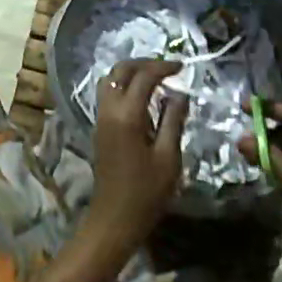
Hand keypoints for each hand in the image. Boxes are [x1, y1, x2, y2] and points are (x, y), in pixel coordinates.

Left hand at [79, 59, 186, 258]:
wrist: (114, 218)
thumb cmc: (146, 192)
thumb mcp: (169, 157)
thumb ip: (173, 120)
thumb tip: (179, 93)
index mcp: (127, 114)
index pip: (144, 77)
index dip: (163, 67)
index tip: (182, 67)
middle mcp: (109, 109)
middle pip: (121, 71)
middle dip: (143, 63)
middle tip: (167, 68)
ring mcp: (100, 118)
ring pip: (110, 80)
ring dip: (131, 73)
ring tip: (155, 79)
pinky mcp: (99, 127)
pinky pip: (108, 94)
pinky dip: (124, 86)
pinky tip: (143, 98)